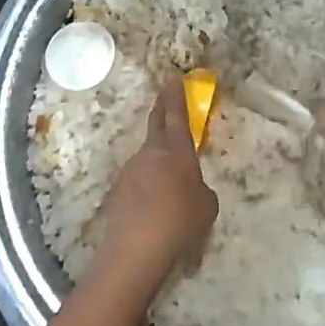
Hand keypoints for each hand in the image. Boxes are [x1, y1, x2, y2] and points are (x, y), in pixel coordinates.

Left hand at [94, 84, 217, 287]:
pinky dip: (145, 186)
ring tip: (166, 184)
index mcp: (177, 150)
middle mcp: (151, 152)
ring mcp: (131, 169)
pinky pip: (137, 181)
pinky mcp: (118, 189)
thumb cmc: (180, 221)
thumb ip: (201, 190)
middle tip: (165, 97)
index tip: (174, 78)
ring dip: (156, 160)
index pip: (176, 114)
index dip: (176, 95)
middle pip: (156, 123)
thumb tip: (193, 189)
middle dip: (162, 108)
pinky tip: (151, 208)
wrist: (136, 247)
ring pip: (147, 156)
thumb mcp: (207, 206)